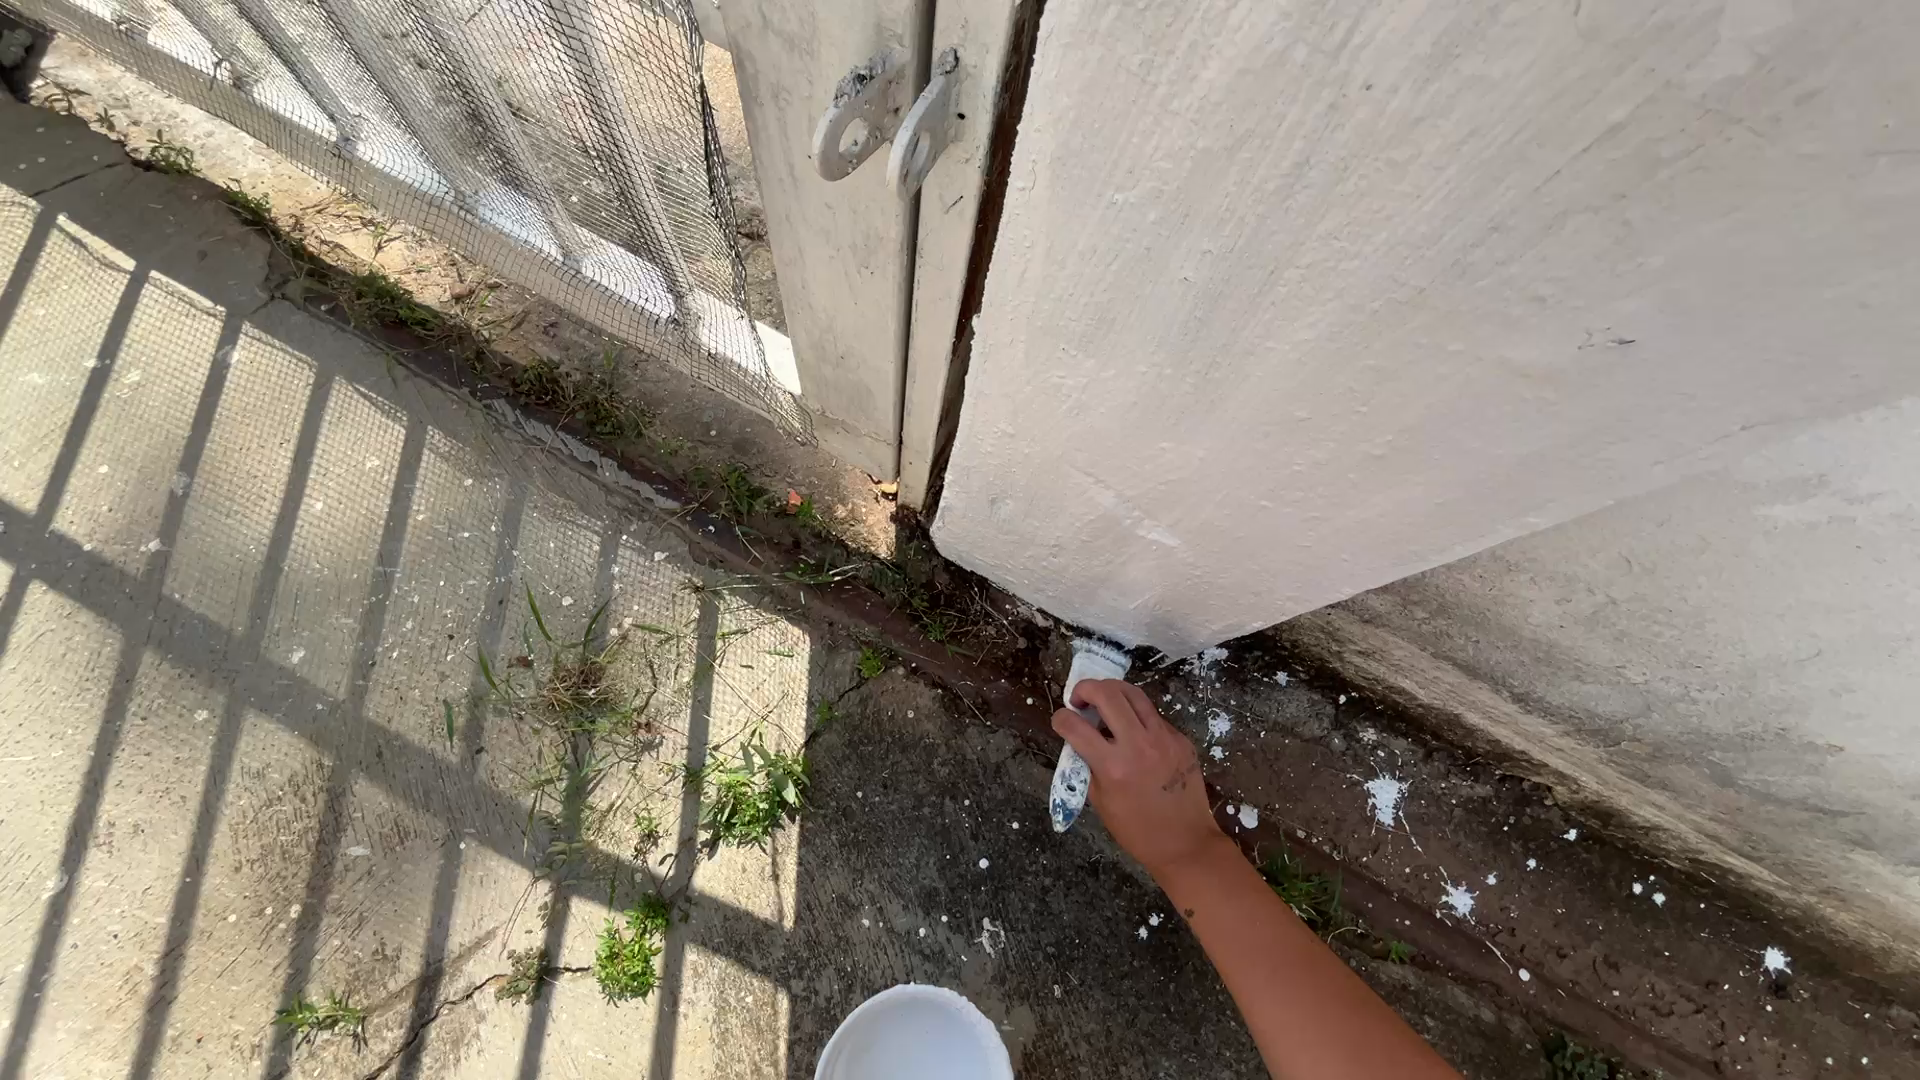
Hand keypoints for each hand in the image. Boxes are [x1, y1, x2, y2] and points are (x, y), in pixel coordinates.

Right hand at [1052, 679, 1227, 880]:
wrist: (1186, 844)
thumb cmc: (1137, 830)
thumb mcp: (1100, 801)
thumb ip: (1088, 765)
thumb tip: (1080, 739)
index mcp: (1113, 766)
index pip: (1075, 726)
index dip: (1060, 718)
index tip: (1060, 719)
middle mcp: (1138, 745)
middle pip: (1107, 694)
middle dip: (1085, 688)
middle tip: (1079, 699)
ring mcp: (1163, 738)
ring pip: (1133, 694)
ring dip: (1112, 691)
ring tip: (1104, 702)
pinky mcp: (1180, 739)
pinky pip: (1153, 715)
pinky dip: (1136, 716)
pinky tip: (1133, 731)